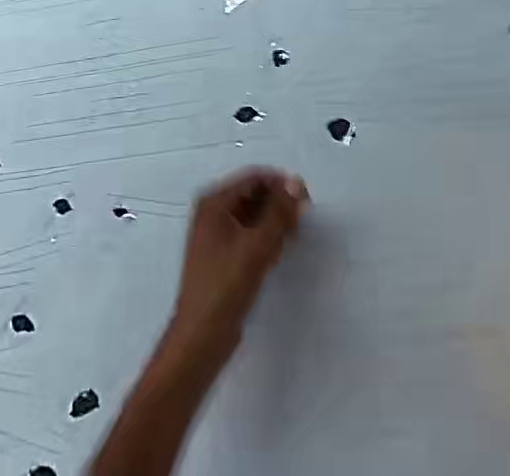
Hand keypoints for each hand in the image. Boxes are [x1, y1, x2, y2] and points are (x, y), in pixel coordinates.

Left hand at [170, 167, 308, 354]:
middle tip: (300, 224)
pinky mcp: (222, 254)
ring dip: (273, 224)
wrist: (203, 332)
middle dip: (278, 205)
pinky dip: (264, 239)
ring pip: (252, 216)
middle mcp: (212, 211)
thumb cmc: (227, 284)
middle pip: (253, 195)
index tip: (307, 201)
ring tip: (290, 241)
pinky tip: (276, 255)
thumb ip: (280, 212)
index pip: (254, 177)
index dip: (281, 184)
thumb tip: (296, 182)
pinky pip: (248, 234)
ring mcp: (215, 233)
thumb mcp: (258, 245)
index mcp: (214, 201)